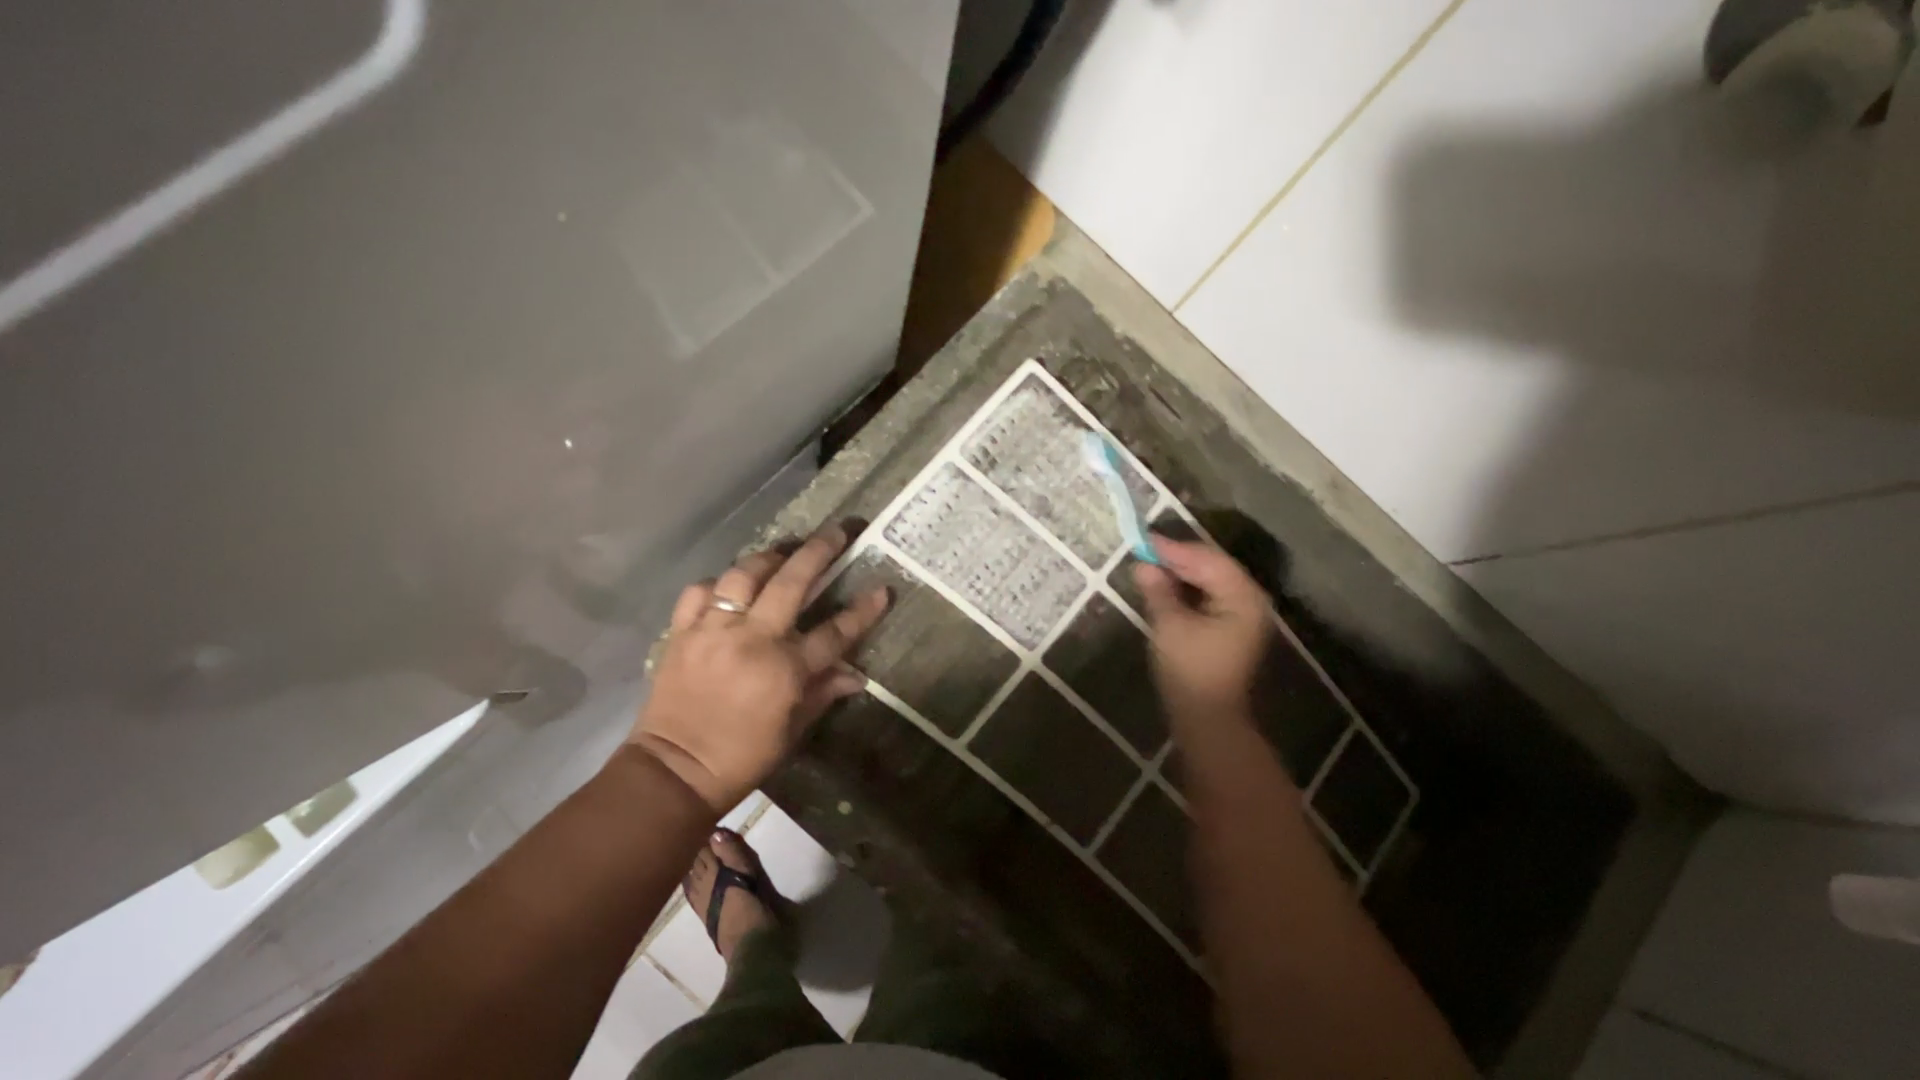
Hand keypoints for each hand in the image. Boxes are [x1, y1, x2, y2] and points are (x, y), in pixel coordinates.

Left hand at [630, 526, 888, 812]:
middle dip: (819, 551)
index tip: (883, 588)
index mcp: (785, 669)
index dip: (863, 610)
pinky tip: (728, 586)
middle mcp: (751, 639)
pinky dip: (717, 584)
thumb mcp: (793, 730)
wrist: (675, 770)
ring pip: (743, 575)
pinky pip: (700, 592)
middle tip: (839, 531)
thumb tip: (856, 675)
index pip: (834, 632)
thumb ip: (823, 693)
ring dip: (768, 557)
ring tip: (783, 552)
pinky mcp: (682, 632)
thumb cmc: (743, 757)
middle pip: (791, 582)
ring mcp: (713, 631)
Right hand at [1133, 535, 1272, 718]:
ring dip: (1183, 573)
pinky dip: (1189, 589)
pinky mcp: (1233, 629)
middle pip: (1214, 567)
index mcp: (1242, 597)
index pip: (1208, 559)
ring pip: (1213, 581)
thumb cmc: (1190, 671)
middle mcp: (1250, 601)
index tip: (1144, 540)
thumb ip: (1159, 591)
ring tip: (1152, 564)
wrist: (1208, 719)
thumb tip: (1144, 565)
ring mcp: (1244, 616)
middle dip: (1180, 558)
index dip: (1175, 548)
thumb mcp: (1170, 626)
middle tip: (1145, 549)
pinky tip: (1167, 587)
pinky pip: (1211, 597)